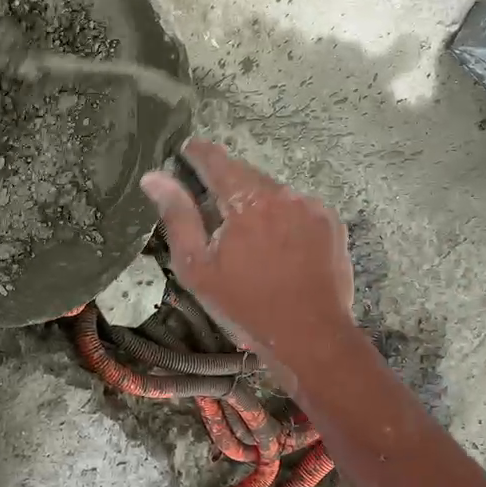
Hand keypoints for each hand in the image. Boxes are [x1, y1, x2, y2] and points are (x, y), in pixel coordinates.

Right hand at [140, 138, 354, 364]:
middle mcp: (282, 194)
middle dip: (227, 184)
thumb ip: (177, 216)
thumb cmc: (245, 305)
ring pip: (273, 192)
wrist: (312, 337)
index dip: (198, 152)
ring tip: (245, 234)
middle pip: (246, 175)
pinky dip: (282, 216)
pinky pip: (297, 208)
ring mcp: (311, 207)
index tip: (186, 149)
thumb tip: (154, 177)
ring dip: (255, 202)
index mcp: (246, 201)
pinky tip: (276, 245)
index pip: (217, 161)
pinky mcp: (331, 223)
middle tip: (211, 207)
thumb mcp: (197, 266)